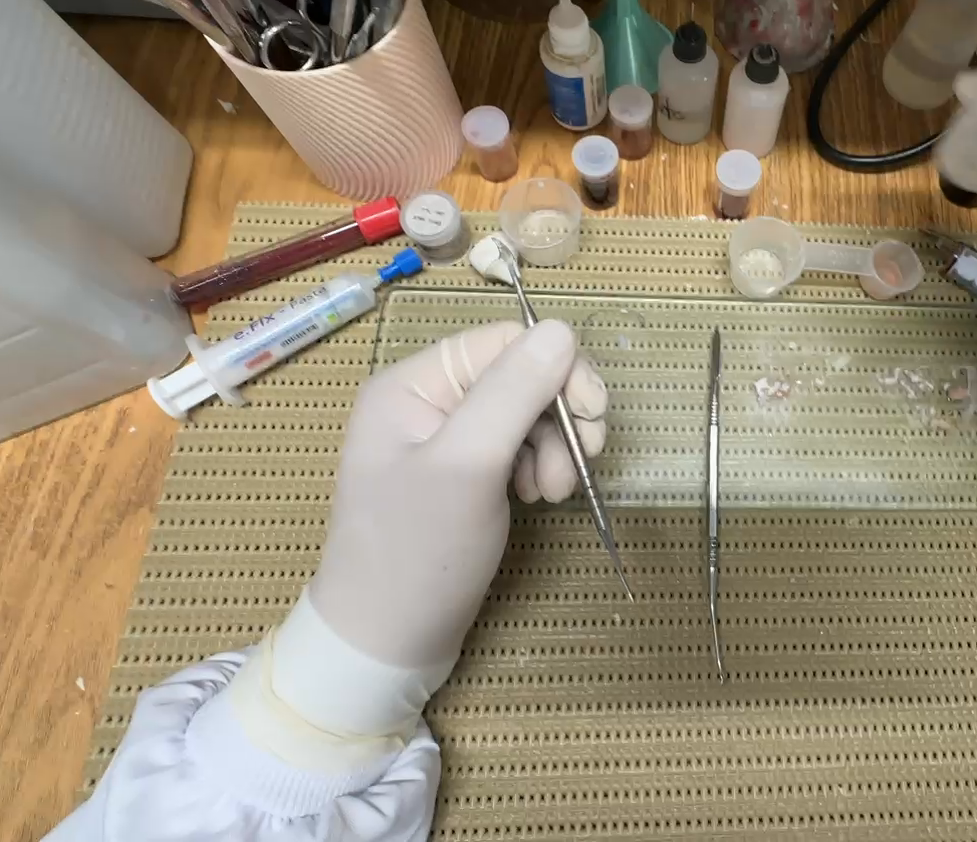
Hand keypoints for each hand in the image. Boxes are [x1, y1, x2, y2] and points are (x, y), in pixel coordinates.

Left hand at [308, 320, 606, 676]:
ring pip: (529, 411)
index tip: (592, 414)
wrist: (384, 648)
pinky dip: (542, 465)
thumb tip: (563, 329)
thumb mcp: (468, 466)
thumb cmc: (418, 554)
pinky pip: (521, 445)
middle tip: (586, 458)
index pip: (507, 342)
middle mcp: (430, 400)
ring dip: (557, 445)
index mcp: (414, 383)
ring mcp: (448, 437)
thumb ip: (514, 392)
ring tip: (555, 492)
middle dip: (561, 414)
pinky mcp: (466, 471)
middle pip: (523, 375)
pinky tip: (540, 496)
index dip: (558, 367)